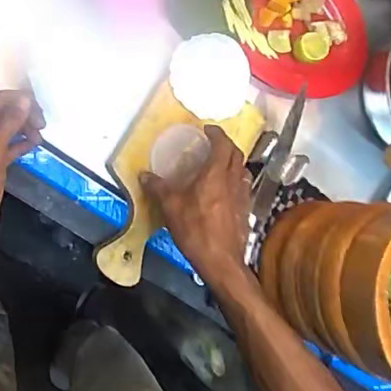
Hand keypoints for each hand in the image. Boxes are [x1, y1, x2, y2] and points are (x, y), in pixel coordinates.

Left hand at [0, 90, 42, 252]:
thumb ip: (7, 125)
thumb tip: (24, 101)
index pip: (0, 99)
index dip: (22, 100)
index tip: (40, 111)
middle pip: (5, 110)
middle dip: (25, 113)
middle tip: (42, 125)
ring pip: (8, 126)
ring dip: (25, 126)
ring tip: (39, 136)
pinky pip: (8, 143)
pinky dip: (21, 141)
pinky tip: (34, 145)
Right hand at [140, 124, 252, 286]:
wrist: (221, 261)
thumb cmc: (195, 229)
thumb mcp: (170, 206)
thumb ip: (158, 187)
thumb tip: (144, 175)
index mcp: (216, 175)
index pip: (223, 146)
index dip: (217, 134)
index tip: (207, 129)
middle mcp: (233, 182)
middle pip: (237, 155)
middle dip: (226, 145)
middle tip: (212, 143)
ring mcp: (243, 197)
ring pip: (242, 171)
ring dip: (232, 162)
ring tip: (218, 163)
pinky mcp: (245, 211)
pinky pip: (242, 186)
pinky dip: (234, 179)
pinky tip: (223, 189)